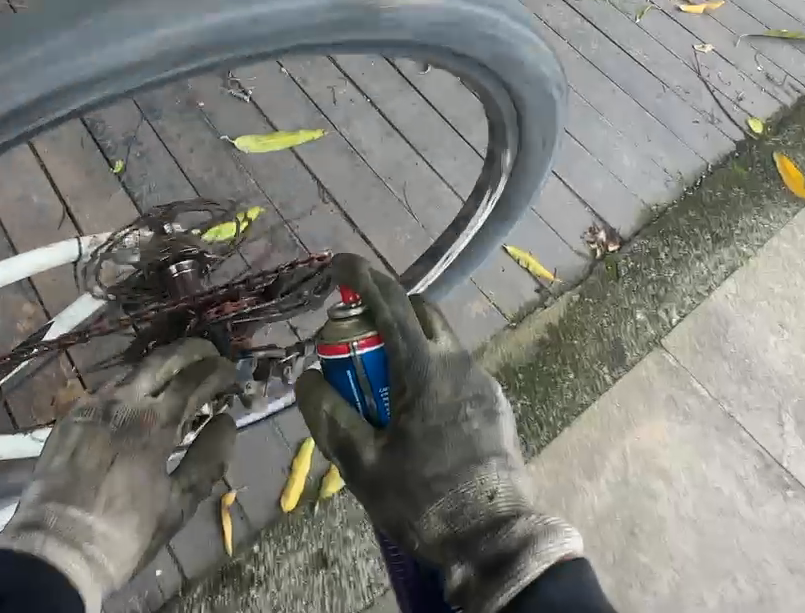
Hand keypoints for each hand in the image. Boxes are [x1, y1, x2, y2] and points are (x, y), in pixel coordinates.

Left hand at [0, 339, 236, 611]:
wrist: (55, 552)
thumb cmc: (125, 533)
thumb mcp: (178, 504)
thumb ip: (208, 458)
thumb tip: (228, 422)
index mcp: (155, 421)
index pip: (194, 380)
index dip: (216, 371)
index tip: (231, 370)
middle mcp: (124, 400)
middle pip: (164, 359)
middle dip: (191, 352)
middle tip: (209, 354)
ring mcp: (93, 404)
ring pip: (133, 370)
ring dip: (160, 366)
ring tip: (176, 374)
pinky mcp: (70, 415)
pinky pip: (107, 388)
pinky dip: (131, 385)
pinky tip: (135, 398)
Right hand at [295, 254, 581, 612]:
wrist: (496, 541)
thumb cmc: (423, 500)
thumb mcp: (361, 464)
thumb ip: (329, 414)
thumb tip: (307, 377)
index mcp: (423, 368)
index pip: (388, 303)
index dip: (360, 276)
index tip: (337, 262)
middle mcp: (456, 362)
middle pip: (420, 309)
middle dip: (386, 305)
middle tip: (357, 328)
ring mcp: (481, 381)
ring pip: (440, 338)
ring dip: (408, 338)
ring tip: (383, 378)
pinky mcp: (495, 403)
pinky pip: (455, 367)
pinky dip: (429, 366)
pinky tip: (416, 408)